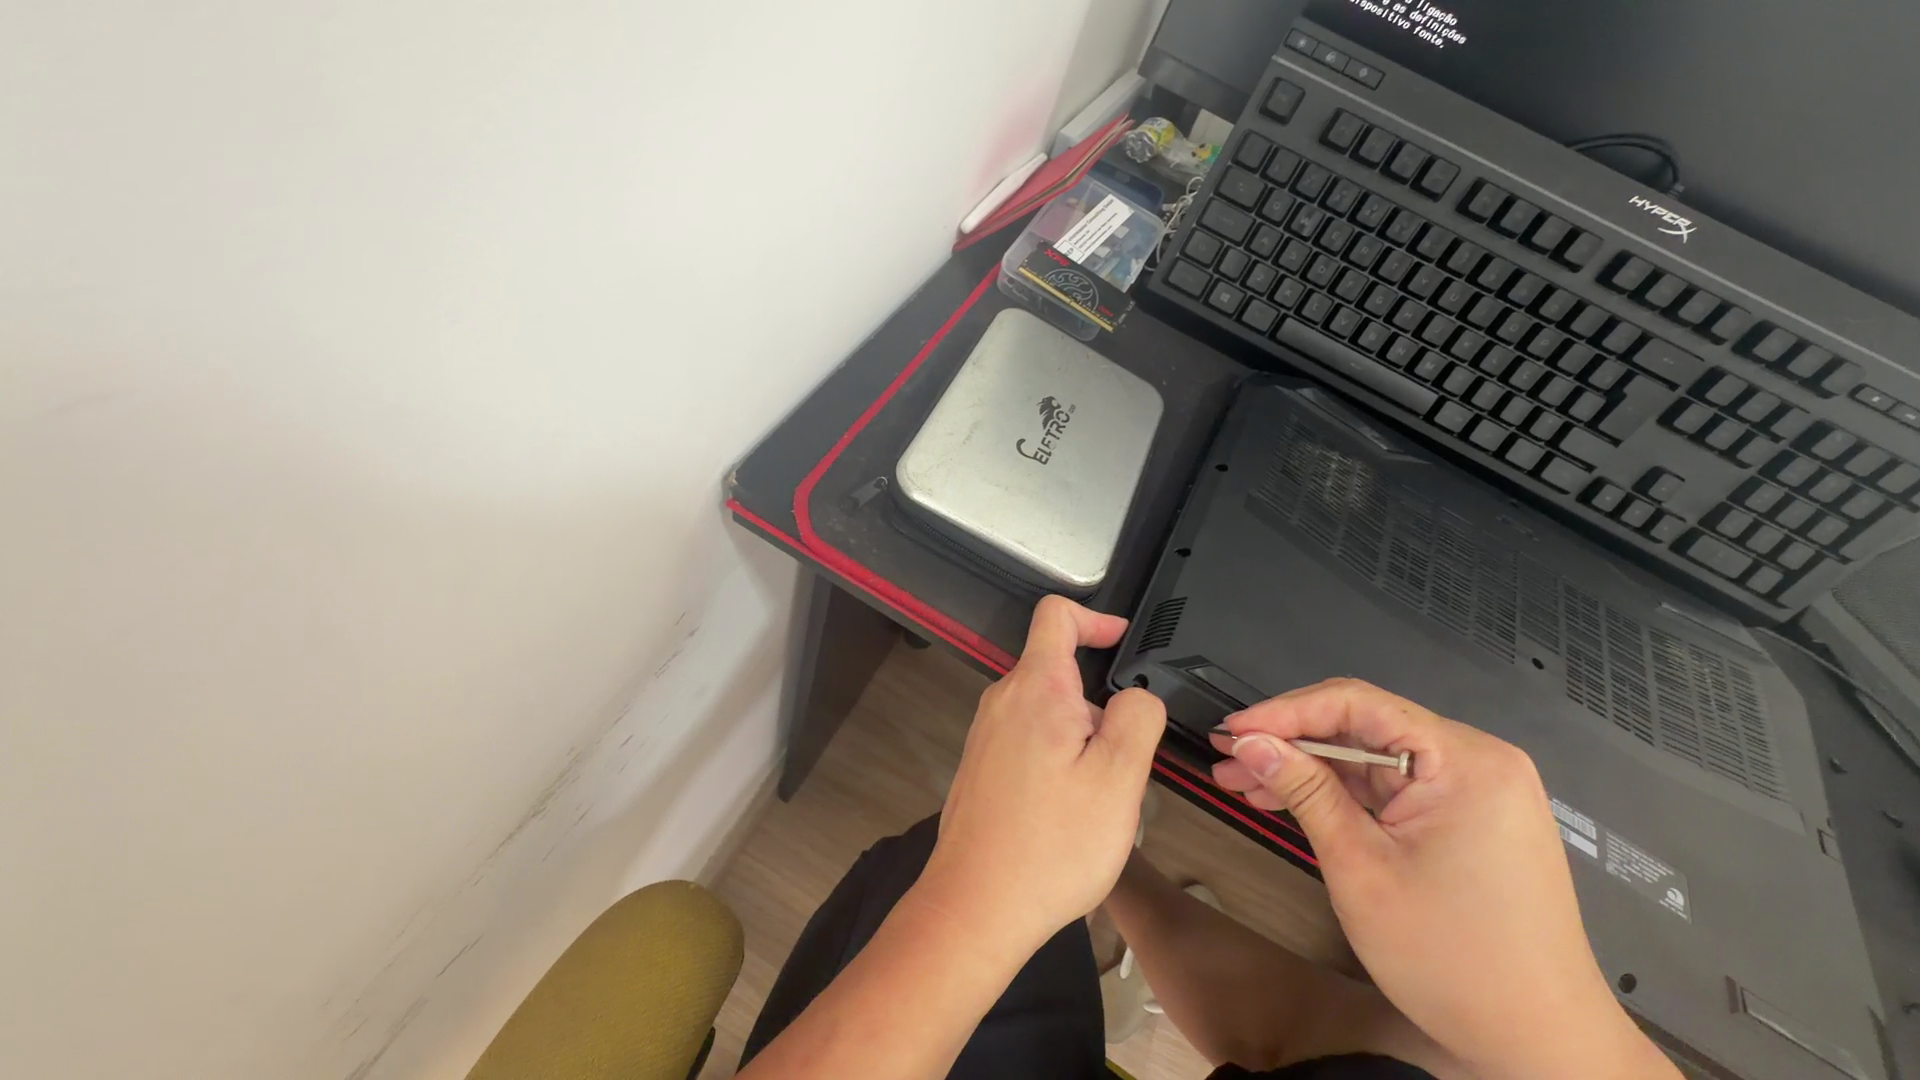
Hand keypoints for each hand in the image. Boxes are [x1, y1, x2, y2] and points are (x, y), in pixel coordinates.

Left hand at [918, 596, 1166, 954]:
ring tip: (1096, 800)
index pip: (1057, 615)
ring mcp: (986, 735)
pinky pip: (1029, 742)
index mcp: (1036, 688)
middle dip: (1099, 705)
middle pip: (1058, 671)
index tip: (1122, 643)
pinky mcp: (981, 767)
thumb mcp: (1119, 777)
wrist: (975, 907)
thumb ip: (1137, 717)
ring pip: (1047, 712)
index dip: (1095, 618)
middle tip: (1123, 764)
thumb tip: (1134, 696)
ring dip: (1082, 740)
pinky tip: (1067, 815)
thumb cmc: (1051, 845)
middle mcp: (1002, 701)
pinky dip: (1058, 760)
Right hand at [1209, 679, 1676, 1079]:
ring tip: (1243, 783)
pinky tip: (1291, 801)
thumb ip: (1304, 791)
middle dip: (1290, 742)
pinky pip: (1392, 787)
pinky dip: (1341, 793)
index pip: (1357, 703)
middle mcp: (1477, 760)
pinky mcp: (1468, 817)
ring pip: (1372, 757)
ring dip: (1308, 769)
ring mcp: (1476, 789)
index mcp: (1464, 760)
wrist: (1542, 1045)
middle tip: (1227, 759)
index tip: (1230, 730)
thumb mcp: (1360, 868)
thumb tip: (1249, 741)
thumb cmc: (1450, 958)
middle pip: (1364, 726)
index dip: (1284, 711)